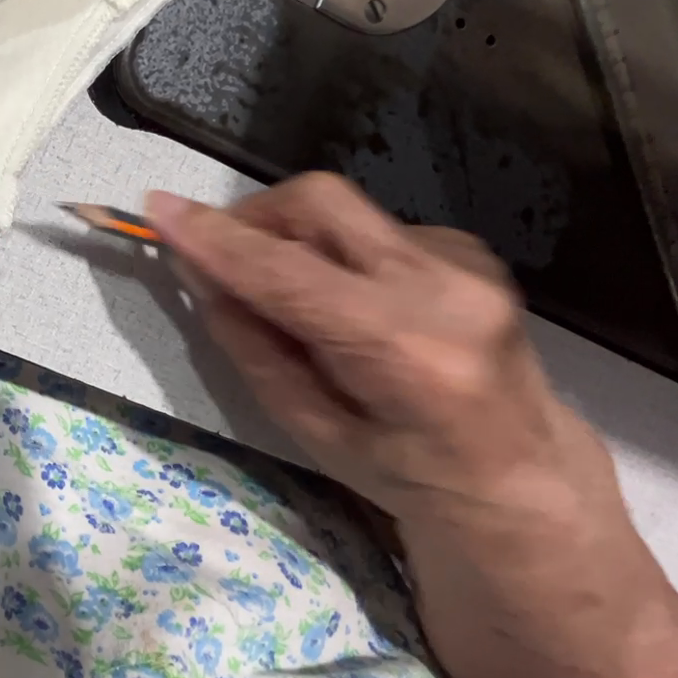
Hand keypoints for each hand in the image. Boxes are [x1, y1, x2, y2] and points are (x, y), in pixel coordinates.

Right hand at [146, 174, 613, 530]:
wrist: (520, 475)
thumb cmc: (399, 468)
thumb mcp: (301, 422)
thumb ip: (246, 339)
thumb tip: (196, 269)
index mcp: (405, 351)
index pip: (286, 272)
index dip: (215, 238)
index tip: (157, 209)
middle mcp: (444, 289)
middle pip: (317, 202)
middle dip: (250, 218)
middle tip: (219, 259)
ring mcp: (463, 261)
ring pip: (335, 209)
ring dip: (285, 236)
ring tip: (282, 293)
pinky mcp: (463, 248)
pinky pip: (361, 225)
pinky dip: (323, 248)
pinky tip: (336, 296)